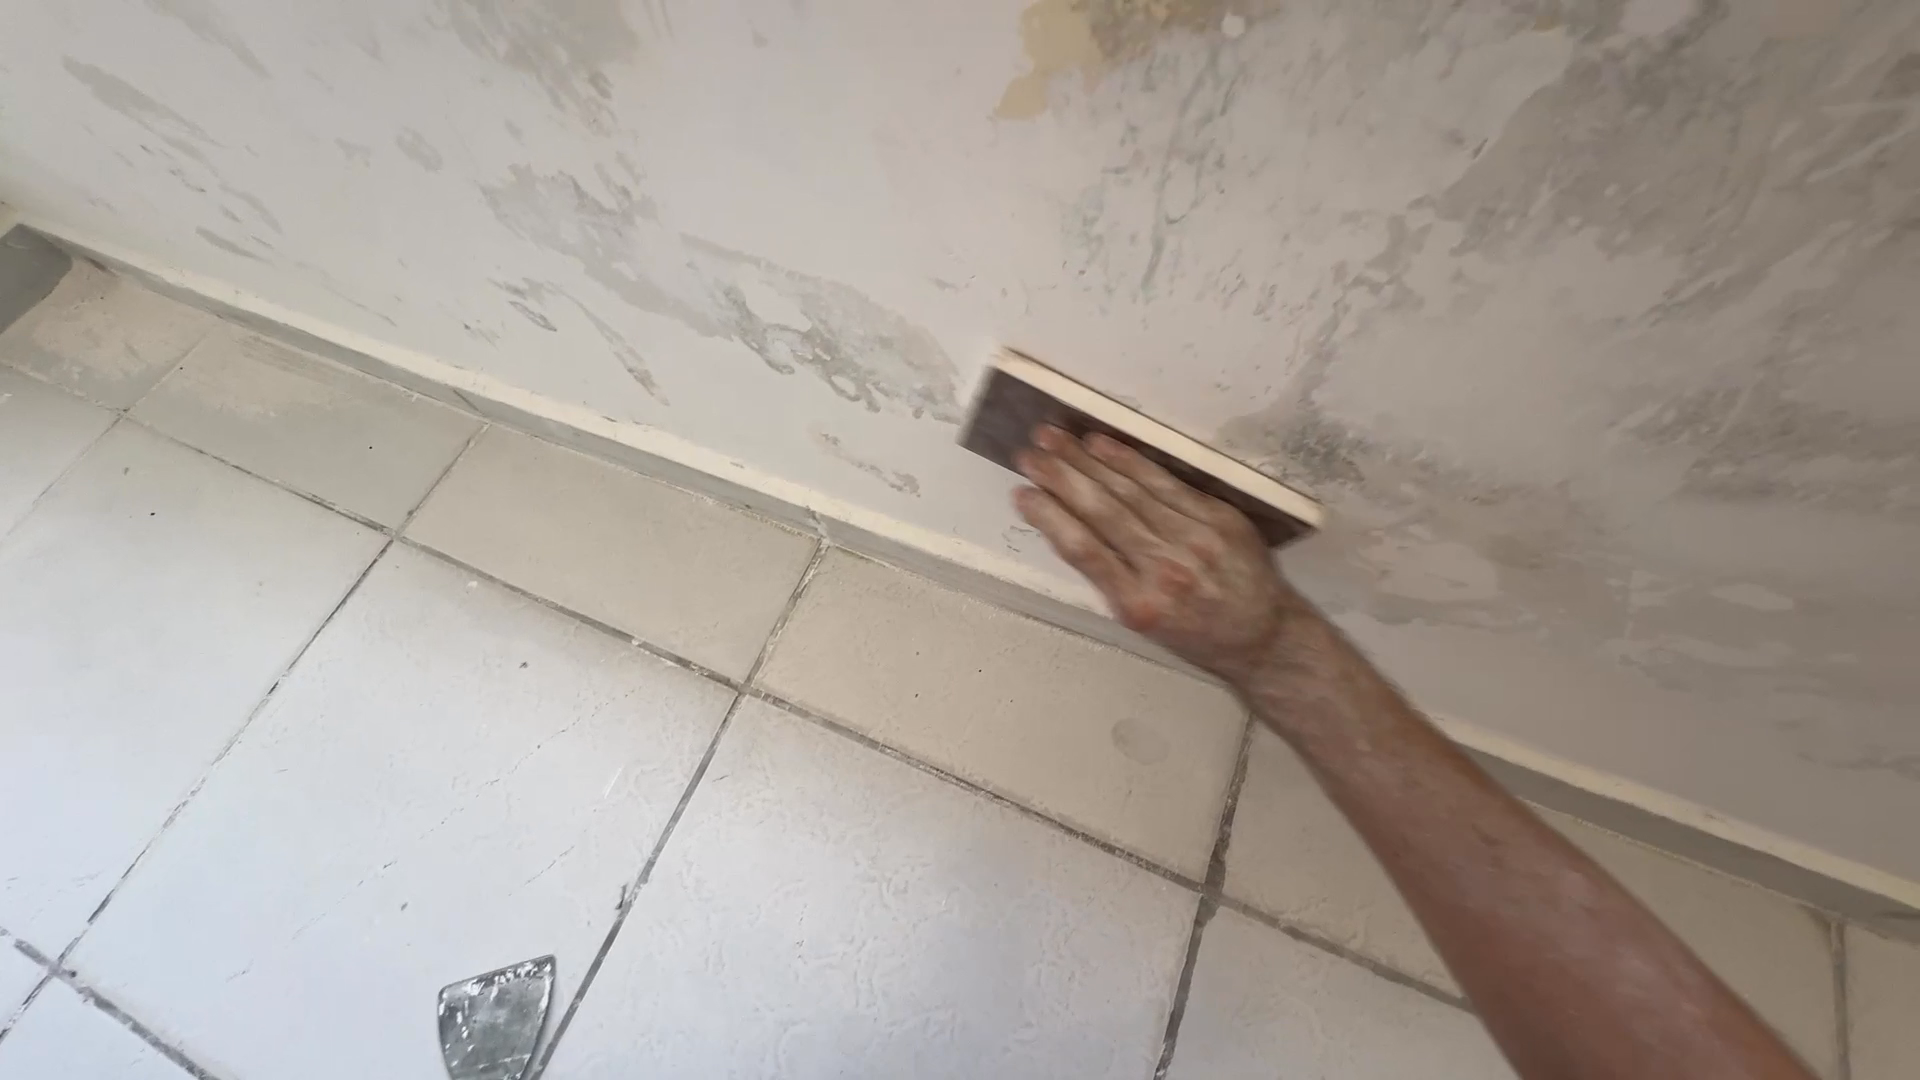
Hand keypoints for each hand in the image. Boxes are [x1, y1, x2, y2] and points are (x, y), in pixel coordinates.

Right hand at [1013, 425, 1311, 684]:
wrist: (1264, 636)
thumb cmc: (1193, 635)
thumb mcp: (1141, 623)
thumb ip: (1107, 576)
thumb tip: (1064, 525)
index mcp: (1139, 605)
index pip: (1082, 550)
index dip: (1049, 517)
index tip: (1021, 493)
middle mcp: (1165, 569)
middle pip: (1101, 512)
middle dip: (1060, 477)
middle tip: (1029, 453)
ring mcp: (1194, 539)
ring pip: (1129, 490)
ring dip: (1085, 460)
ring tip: (1053, 438)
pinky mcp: (1217, 517)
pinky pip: (1164, 482)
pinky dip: (1129, 461)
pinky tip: (1101, 443)